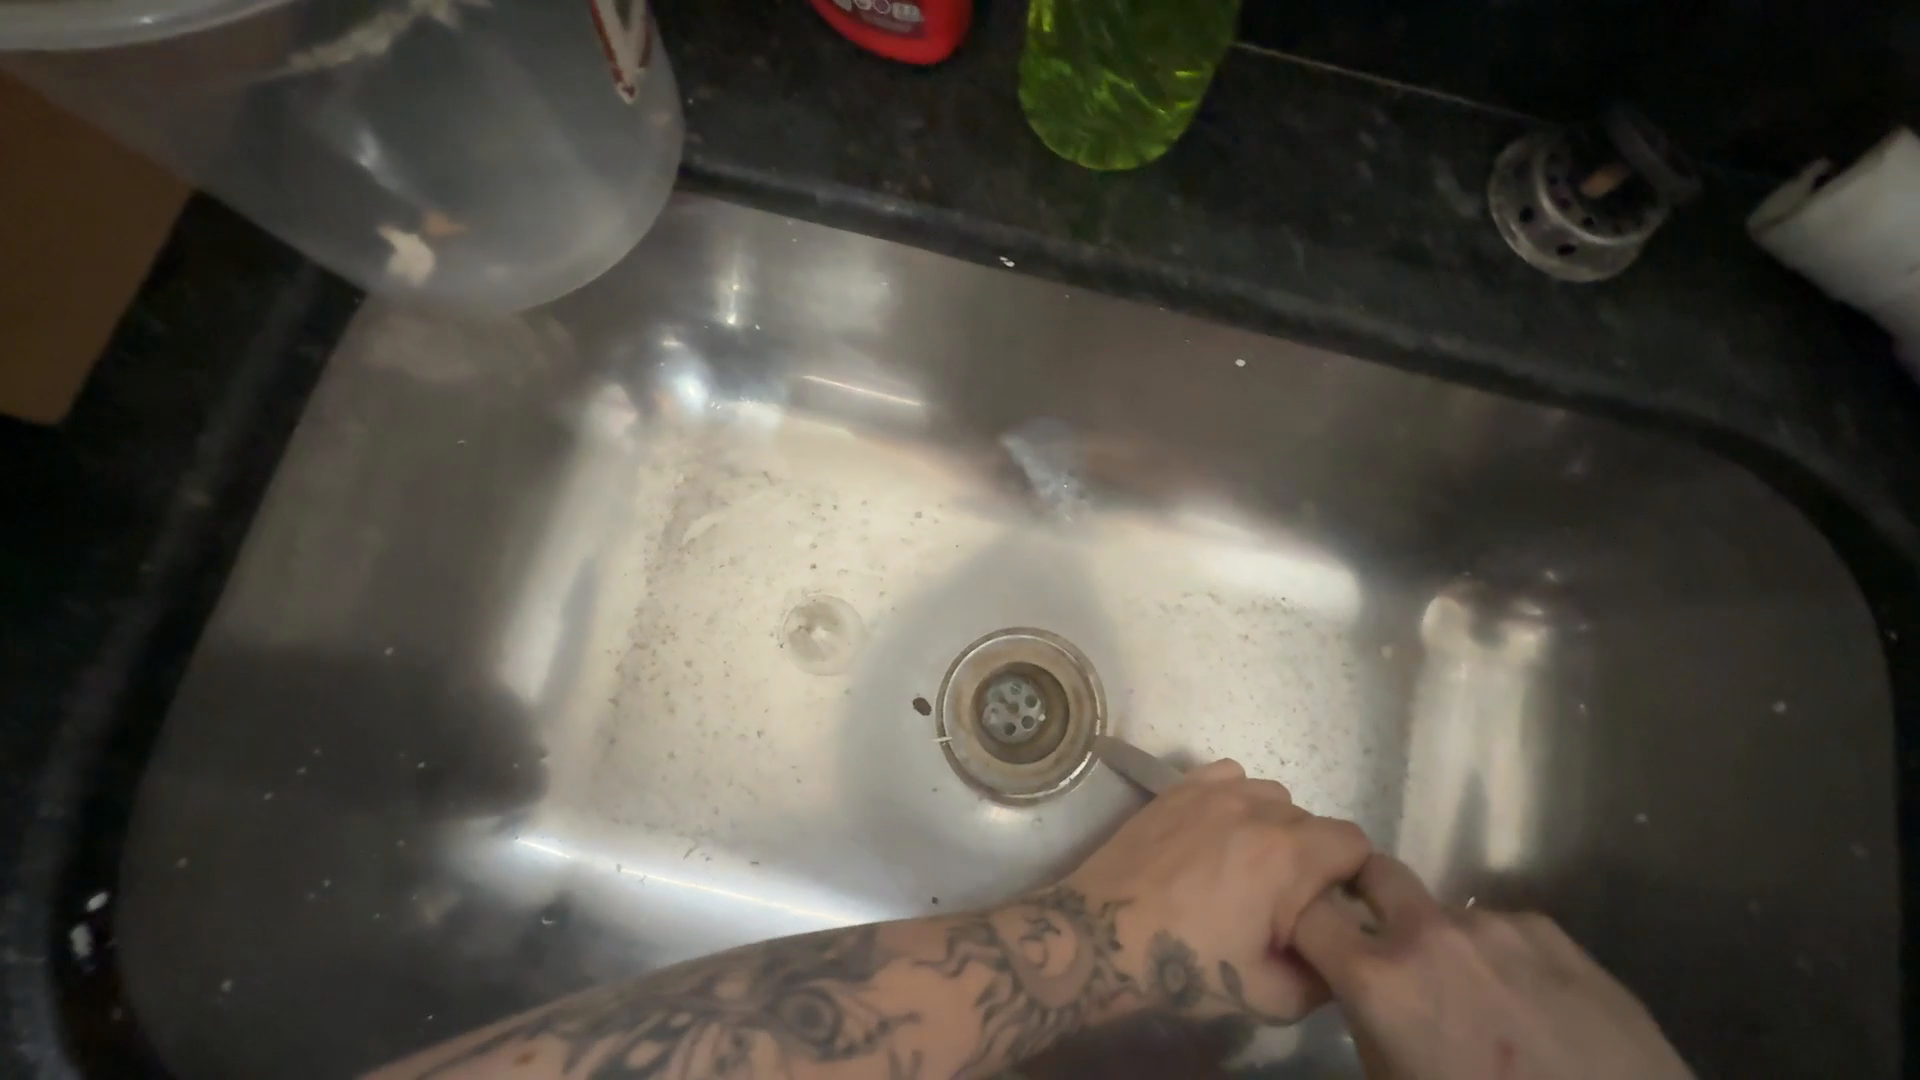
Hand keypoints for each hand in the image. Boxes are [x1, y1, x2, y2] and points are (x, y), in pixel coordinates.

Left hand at [1064, 758, 1370, 1022]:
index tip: (1326, 906)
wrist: (1103, 934)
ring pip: (1271, 796)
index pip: (1353, 842)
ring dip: (1272, 826)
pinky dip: (1235, 797)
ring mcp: (1212, 791)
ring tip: (1245, 865)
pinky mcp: (1178, 787)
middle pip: (1310, 820)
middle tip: (1280, 900)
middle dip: (1309, 858)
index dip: (1350, 875)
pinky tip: (1218, 832)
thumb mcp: (1272, 995)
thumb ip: (1325, 974)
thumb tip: (1340, 953)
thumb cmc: (1187, 965)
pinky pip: (1229, 776)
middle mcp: (1254, 808)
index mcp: (1285, 854)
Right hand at [1292, 855, 1693, 1079]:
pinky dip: (1504, 958)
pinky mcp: (1555, 935)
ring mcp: (1497, 927)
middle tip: (1385, 940)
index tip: (1313, 939)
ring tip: (1487, 1001)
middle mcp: (1430, 934)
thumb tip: (1363, 993)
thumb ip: (1368, 1025)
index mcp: (1380, 979)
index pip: (1306, 912)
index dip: (1304, 923)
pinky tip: (1538, 1009)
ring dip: (1448, 943)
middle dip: (1368, 894)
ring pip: (1448, 912)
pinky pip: (1507, 931)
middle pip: (1373, 871)